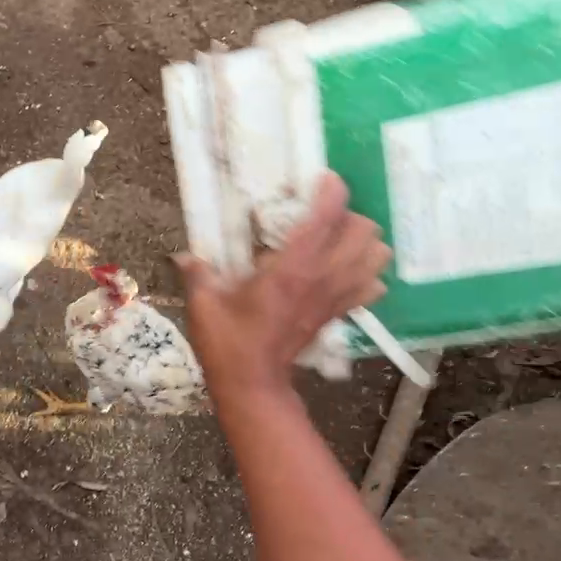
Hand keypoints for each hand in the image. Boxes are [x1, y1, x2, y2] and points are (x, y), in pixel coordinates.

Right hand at [177, 173, 390, 399]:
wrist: (251, 382)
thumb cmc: (226, 342)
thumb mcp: (203, 302)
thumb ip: (198, 272)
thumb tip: (184, 255)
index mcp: (291, 269)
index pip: (326, 218)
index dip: (330, 192)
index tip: (321, 179)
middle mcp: (322, 278)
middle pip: (364, 230)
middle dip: (347, 216)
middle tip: (318, 217)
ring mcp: (335, 296)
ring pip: (377, 255)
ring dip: (362, 242)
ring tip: (334, 240)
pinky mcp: (338, 312)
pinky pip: (372, 285)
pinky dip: (365, 272)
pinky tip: (342, 270)